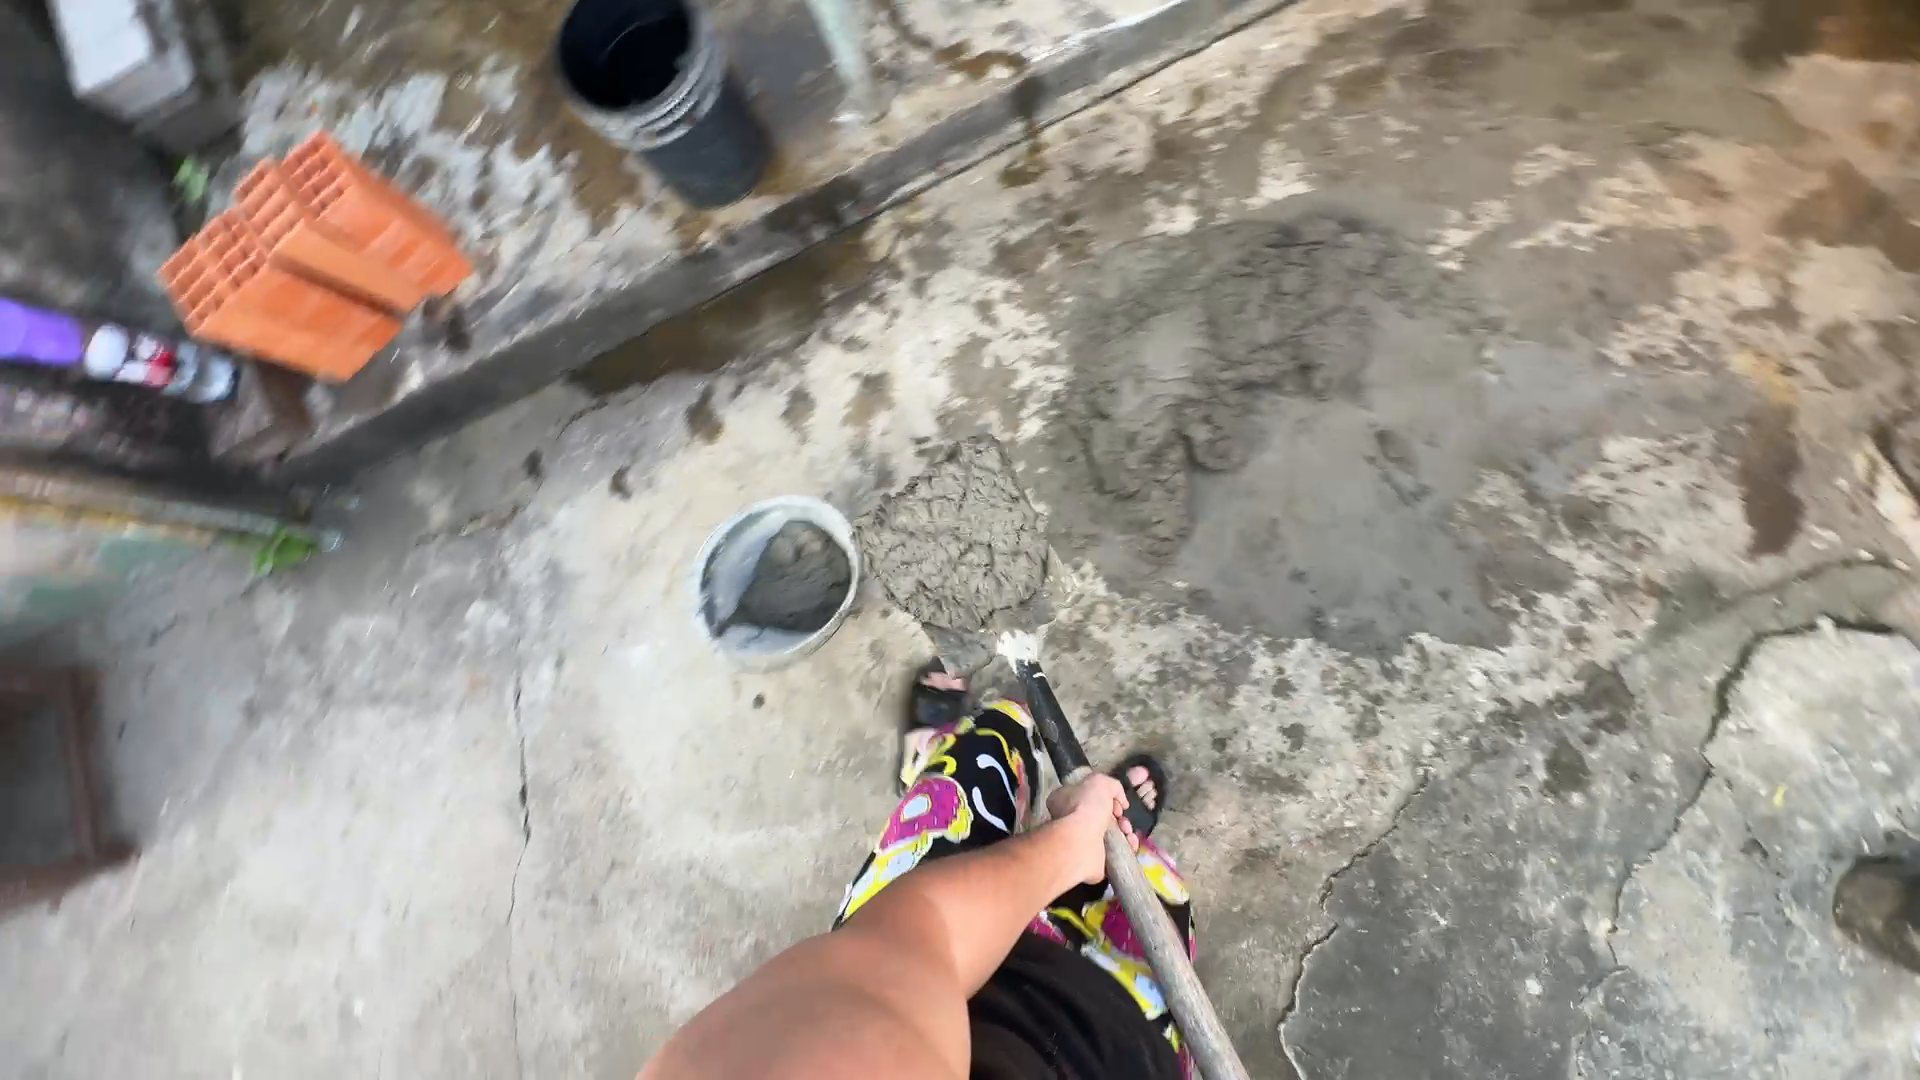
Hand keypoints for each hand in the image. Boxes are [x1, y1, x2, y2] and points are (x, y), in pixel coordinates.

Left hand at [1044, 772, 1134, 885]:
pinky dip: (1126, 846)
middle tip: (1123, 819)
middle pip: (1101, 815)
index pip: (1086, 794)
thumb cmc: (1085, 807)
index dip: (1105, 796)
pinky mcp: (1094, 858)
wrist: (1082, 843)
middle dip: (1118, 816)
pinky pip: (1114, 851)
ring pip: (1110, 834)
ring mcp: (1081, 841)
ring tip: (1128, 832)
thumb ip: (1112, 786)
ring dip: (1125, 831)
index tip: (1117, 801)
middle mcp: (1069, 820)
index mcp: (1064, 799)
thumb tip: (1120, 801)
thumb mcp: (1100, 782)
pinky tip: (1131, 843)